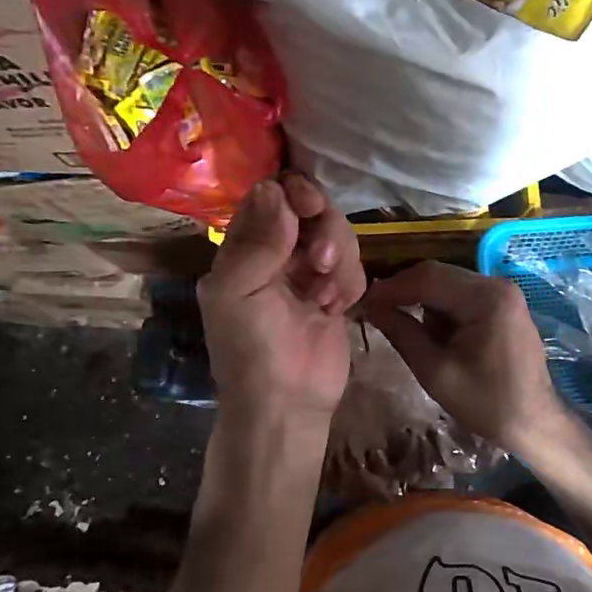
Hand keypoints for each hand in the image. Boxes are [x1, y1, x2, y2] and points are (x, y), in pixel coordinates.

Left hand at [198, 174, 365, 423]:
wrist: (286, 404)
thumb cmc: (251, 348)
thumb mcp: (238, 291)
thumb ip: (259, 240)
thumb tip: (273, 187)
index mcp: (243, 248)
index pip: (268, 197)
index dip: (291, 192)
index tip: (308, 206)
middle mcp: (276, 254)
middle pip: (310, 210)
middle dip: (323, 227)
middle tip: (322, 257)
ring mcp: (308, 273)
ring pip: (336, 234)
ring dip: (338, 257)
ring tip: (326, 293)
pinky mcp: (336, 293)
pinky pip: (353, 266)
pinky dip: (349, 283)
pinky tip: (337, 308)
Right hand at [361, 261, 576, 455]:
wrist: (534, 423)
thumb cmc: (486, 403)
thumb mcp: (434, 371)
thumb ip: (401, 332)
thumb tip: (370, 306)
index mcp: (486, 297)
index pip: (427, 278)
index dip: (390, 288)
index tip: (362, 301)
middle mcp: (496, 284)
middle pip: (437, 274)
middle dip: (403, 290)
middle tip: (372, 308)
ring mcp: (502, 293)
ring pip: (446, 283)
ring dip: (419, 298)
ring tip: (393, 319)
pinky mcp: (502, 304)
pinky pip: (460, 294)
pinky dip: (438, 306)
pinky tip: (423, 326)